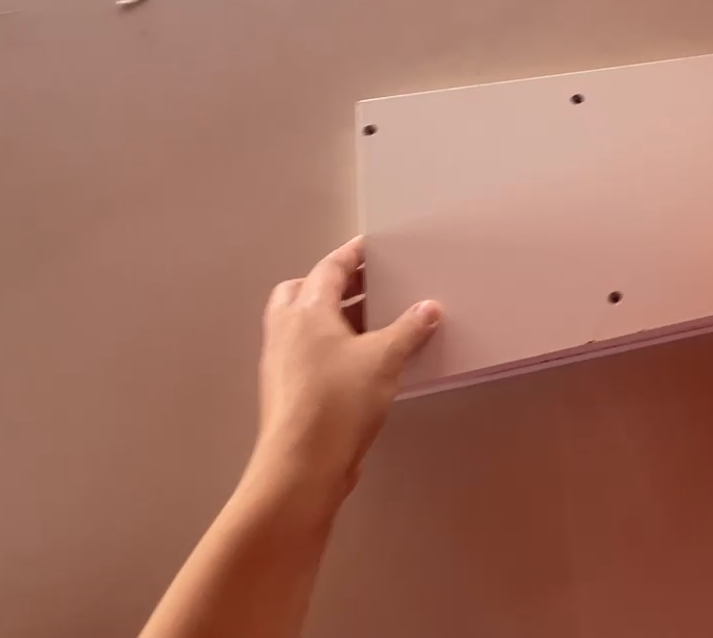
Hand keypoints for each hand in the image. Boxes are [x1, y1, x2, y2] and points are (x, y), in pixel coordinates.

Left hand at [254, 237, 441, 495]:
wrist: (301, 468)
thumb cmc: (339, 400)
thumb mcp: (386, 357)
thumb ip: (410, 328)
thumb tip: (429, 307)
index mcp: (306, 312)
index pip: (329, 268)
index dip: (352, 254)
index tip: (371, 245)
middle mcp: (287, 332)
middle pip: (303, 291)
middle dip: (334, 283)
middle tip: (369, 283)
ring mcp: (282, 363)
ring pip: (304, 323)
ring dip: (334, 315)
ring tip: (374, 318)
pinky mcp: (289, 390)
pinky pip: (309, 350)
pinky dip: (333, 342)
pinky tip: (364, 355)